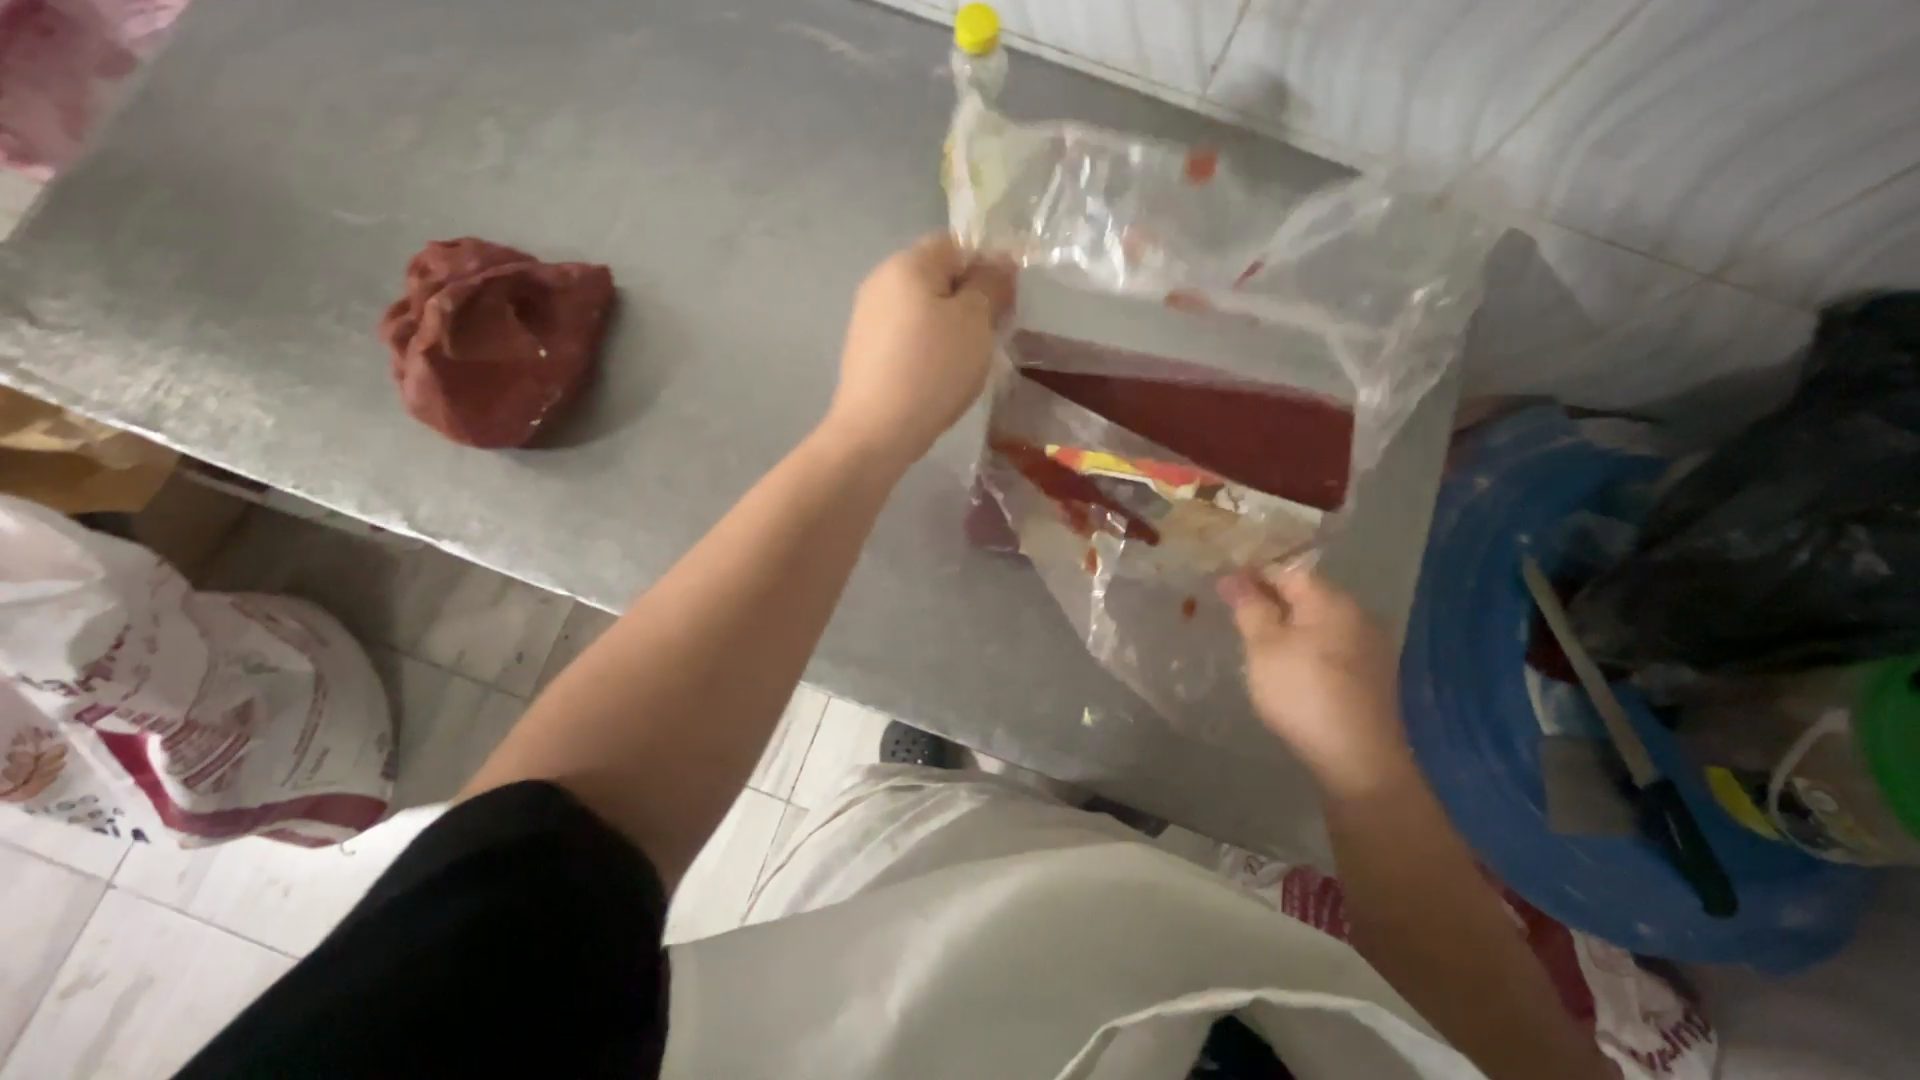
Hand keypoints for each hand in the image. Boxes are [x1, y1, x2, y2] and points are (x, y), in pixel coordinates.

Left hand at [824, 232, 1015, 462]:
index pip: (956, 244)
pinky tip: (939, 375)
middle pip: (937, 276)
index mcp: (907, 263)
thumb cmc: (933, 368)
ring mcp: (868, 317)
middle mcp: (880, 280)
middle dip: (970, 299)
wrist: (877, 430)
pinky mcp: (864, 350)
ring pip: (923, 308)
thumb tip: (1000, 260)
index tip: (1007, 302)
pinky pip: (907, 335)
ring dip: (951, 326)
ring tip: (968, 359)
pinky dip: (928, 347)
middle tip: (992, 333)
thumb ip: (990, 284)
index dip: (988, 265)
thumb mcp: (975, 321)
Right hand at [1218, 564, 1413, 793]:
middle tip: (1235, 612)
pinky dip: (1307, 646)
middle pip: (1308, 594)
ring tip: (1257, 639)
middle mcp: (1358, 614)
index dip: (1253, 573)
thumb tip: (1232, 577)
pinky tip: (1290, 666)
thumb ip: (1249, 607)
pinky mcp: (1372, 675)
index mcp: (1333, 600)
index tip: (1223, 585)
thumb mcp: (1264, 647)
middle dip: (1271, 598)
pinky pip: (1332, 645)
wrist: (1358, 759)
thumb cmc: (1303, 693)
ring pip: (1320, 621)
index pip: (1288, 571)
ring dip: (1289, 624)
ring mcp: (1371, 646)